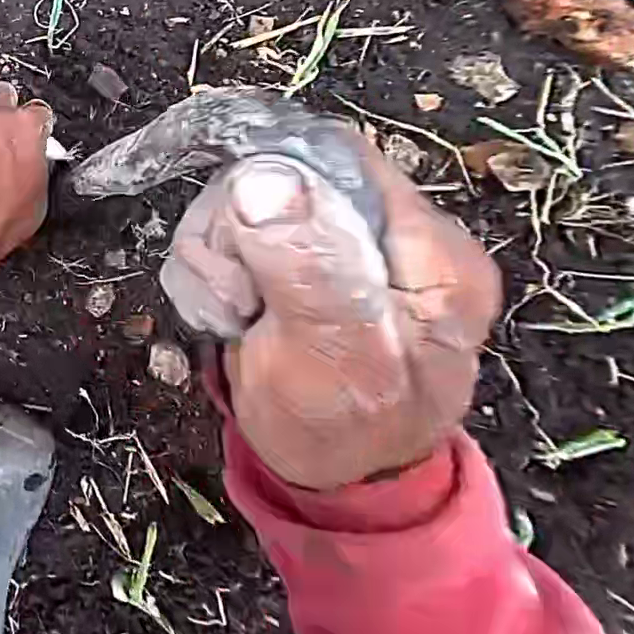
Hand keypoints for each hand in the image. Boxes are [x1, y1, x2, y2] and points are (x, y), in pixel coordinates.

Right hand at [160, 134, 500, 489]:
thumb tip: (265, 178)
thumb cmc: (343, 431)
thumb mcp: (337, 359)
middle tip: (242, 297)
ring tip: (236, 313)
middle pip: (277, 173)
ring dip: (215, 258)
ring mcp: (330, 242)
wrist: (325, 476)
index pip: (340, 158)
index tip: (244, 237)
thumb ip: (311, 270)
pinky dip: (208, 272)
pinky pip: (221, 233)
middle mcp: (381, 231)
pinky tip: (228, 312)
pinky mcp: (289, 258)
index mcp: (425, 249)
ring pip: (237, 201)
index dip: (278, 180)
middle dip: (236, 233)